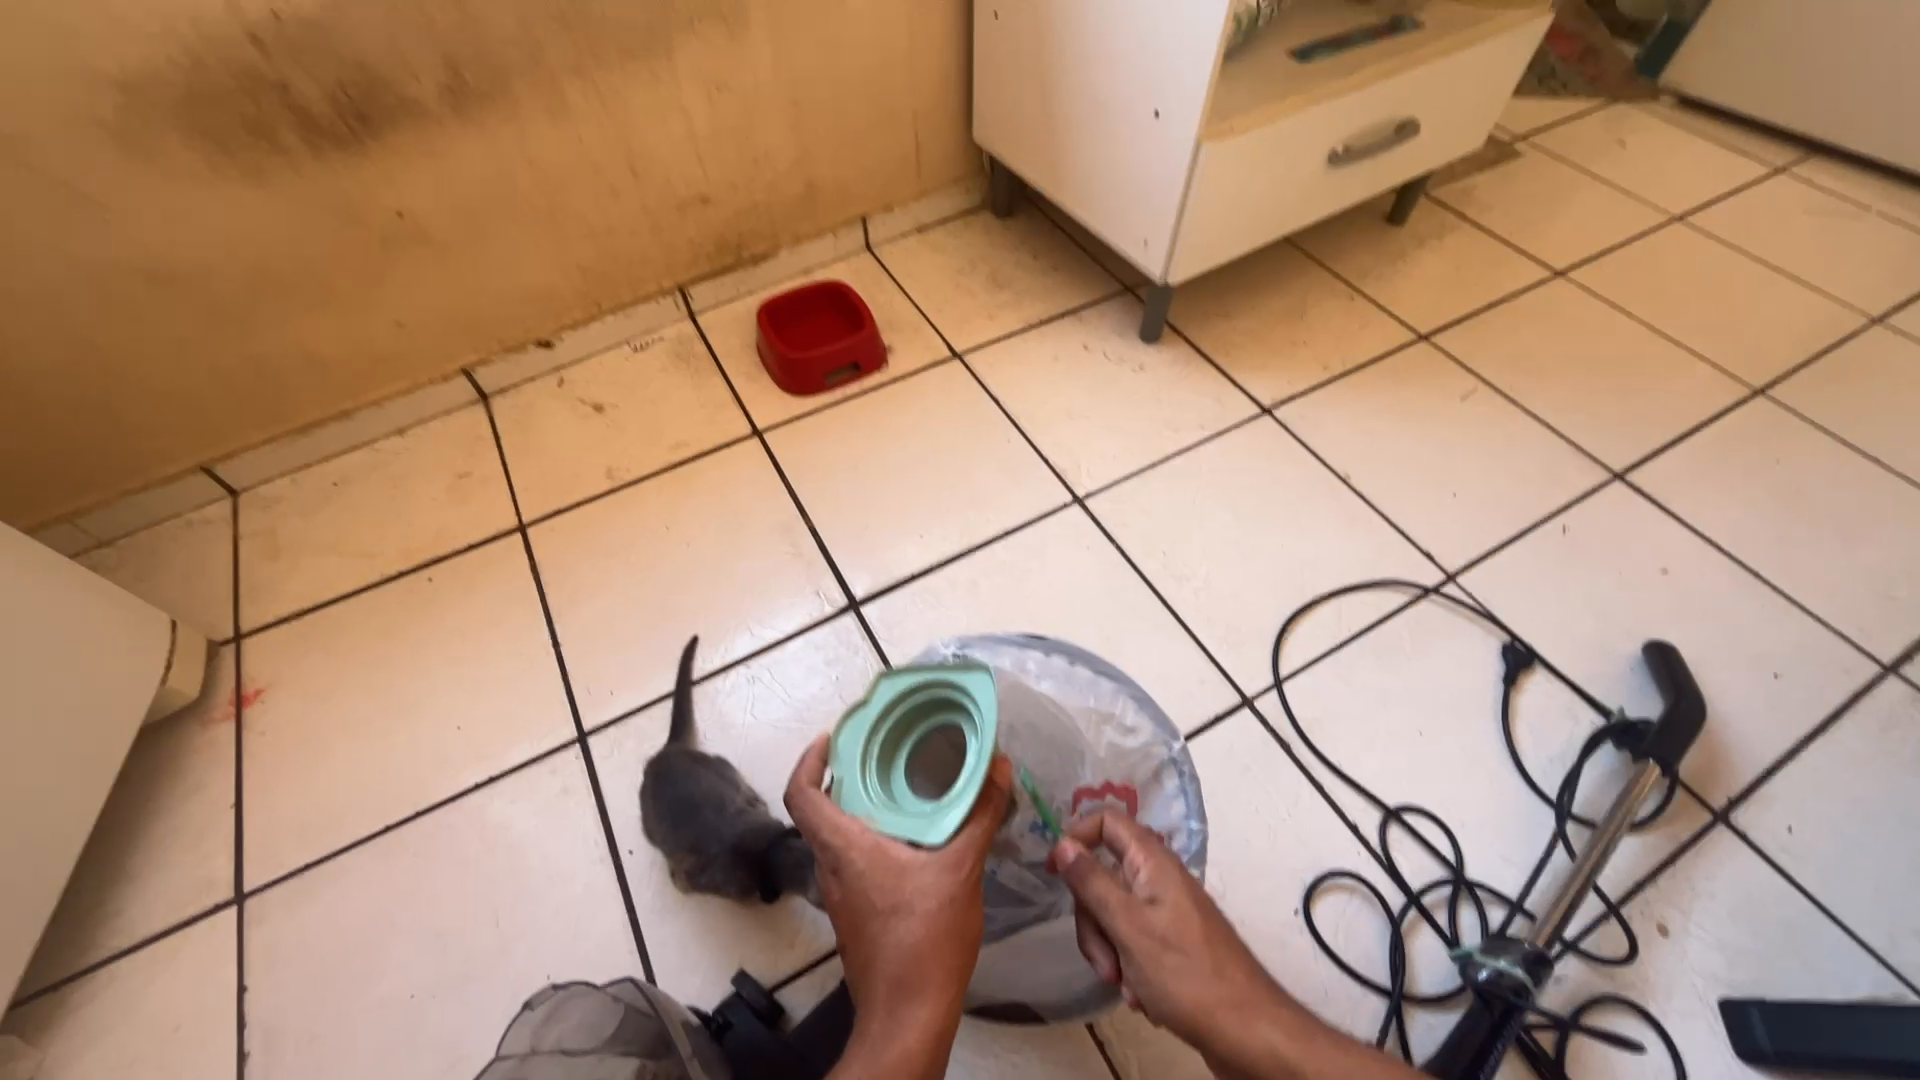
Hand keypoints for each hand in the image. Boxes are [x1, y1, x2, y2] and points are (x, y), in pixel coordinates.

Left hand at [784, 735, 1012, 1034]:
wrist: (908, 1017)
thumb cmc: (926, 939)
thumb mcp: (962, 869)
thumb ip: (981, 815)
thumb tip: (999, 766)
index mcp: (843, 848)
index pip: (801, 794)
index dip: (809, 760)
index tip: (833, 738)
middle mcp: (831, 867)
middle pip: (819, 811)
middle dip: (843, 776)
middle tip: (880, 751)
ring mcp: (840, 894)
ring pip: (837, 837)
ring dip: (859, 808)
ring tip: (899, 786)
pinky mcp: (854, 913)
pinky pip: (853, 860)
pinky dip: (872, 837)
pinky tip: (912, 836)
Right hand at [1047, 811, 1287, 1048]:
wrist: (1247, 1031)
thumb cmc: (1187, 974)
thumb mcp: (1127, 926)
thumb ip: (1091, 882)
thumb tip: (1062, 842)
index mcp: (1152, 862)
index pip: (1107, 822)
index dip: (1077, 837)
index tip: (1055, 872)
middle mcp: (1160, 878)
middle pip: (1103, 875)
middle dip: (1093, 919)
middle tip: (1103, 959)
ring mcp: (1167, 911)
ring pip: (1114, 913)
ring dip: (1109, 950)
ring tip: (1125, 985)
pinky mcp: (1172, 942)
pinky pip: (1133, 940)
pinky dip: (1128, 965)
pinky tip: (1141, 995)